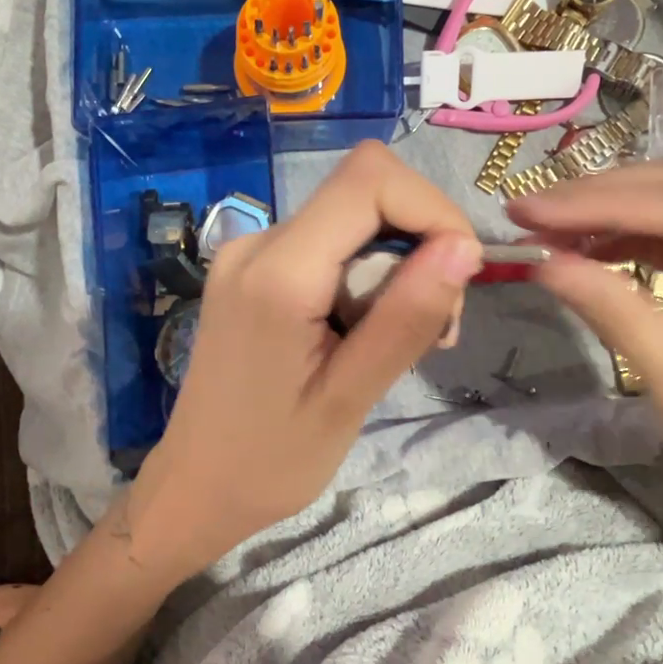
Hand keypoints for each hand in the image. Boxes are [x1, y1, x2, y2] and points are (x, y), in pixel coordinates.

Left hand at [126, 142, 482, 574]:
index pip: (370, 178)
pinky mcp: (250, 272)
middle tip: (432, 331)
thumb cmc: (271, 460)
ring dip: (394, 269)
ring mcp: (247, 255)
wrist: (197, 484)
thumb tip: (465, 246)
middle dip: (419, 246)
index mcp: (277, 272)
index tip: (457, 280)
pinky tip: (361, 337)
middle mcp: (256, 244)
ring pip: (351, 221)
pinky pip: (326, 247)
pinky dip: (361, 279)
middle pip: (364, 194)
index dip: (431, 210)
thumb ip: (405, 318)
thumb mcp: (350, 398)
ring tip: (395, 346)